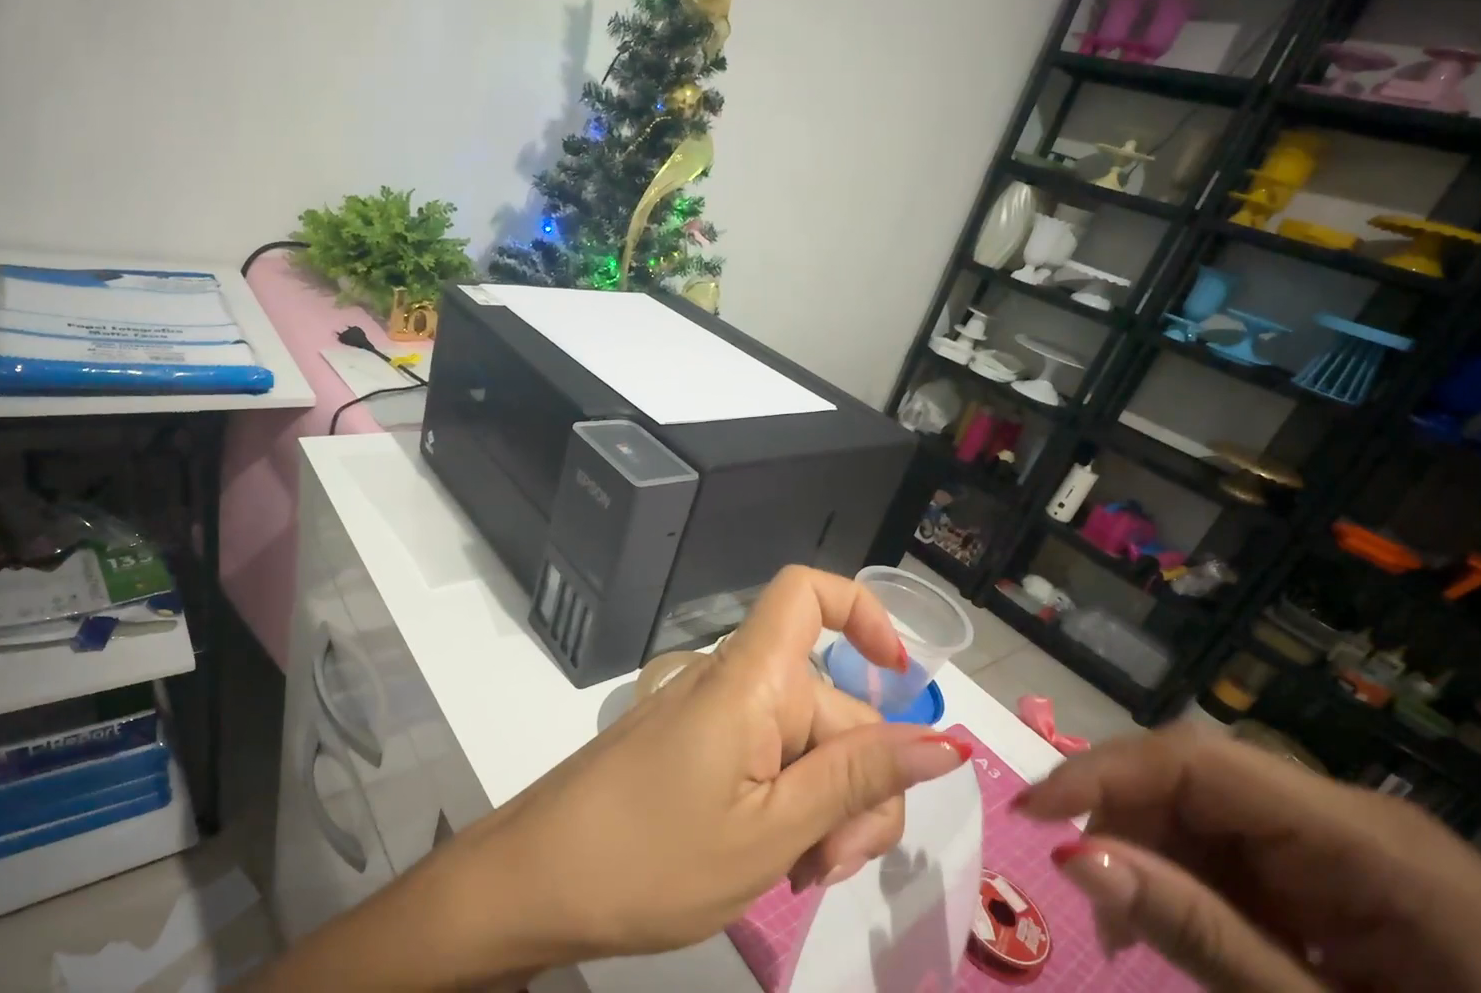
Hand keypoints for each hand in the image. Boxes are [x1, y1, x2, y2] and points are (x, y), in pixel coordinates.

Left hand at [467, 564, 975, 958]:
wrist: (532, 885)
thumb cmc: (652, 858)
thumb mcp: (773, 831)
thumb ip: (860, 781)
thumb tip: (947, 742)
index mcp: (752, 679)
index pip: (808, 595)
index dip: (864, 613)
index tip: (899, 680)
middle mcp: (733, 684)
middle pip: (831, 705)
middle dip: (856, 786)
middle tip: (834, 868)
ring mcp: (710, 719)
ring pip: (805, 746)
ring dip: (824, 809)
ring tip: (799, 875)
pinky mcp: (694, 752)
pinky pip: (766, 762)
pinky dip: (787, 809)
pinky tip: (778, 863)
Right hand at [1018, 727, 1480, 992]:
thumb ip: (1203, 936)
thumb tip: (1074, 851)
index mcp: (1364, 839)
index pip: (1200, 759)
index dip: (1102, 771)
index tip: (1028, 813)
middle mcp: (1351, 819)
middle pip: (1198, 780)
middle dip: (1124, 825)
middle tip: (1092, 908)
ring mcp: (1352, 848)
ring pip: (1210, 817)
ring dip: (1153, 860)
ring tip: (1130, 935)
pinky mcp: (1347, 879)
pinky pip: (1243, 858)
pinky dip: (1193, 888)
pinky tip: (1180, 932)